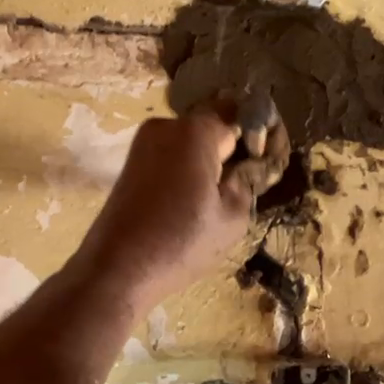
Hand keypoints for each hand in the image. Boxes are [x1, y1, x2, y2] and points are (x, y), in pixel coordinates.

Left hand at [71, 108, 287, 306]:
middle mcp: (166, 126)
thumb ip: (246, 184)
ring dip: (207, 163)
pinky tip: (191, 202)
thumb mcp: (232, 218)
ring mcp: (144, 143)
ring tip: (217, 199)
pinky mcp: (132, 164)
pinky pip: (171, 158)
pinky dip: (186, 172)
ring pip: (191, 144)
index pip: (240, 114)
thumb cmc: (179, 243)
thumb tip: (243, 170)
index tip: (266, 163)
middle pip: (213, 127)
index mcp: (195, 131)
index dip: (259, 135)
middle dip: (231, 150)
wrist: (117, 269)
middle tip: (245, 184)